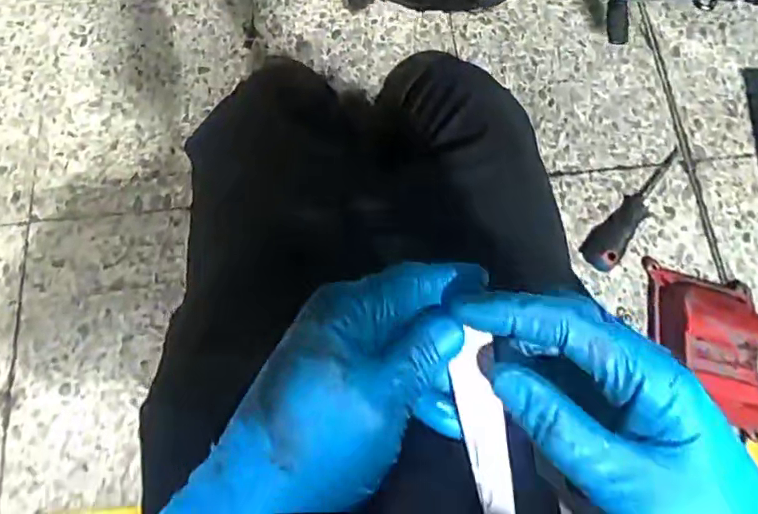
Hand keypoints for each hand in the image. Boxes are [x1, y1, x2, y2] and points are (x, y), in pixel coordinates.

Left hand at [166, 262, 487, 513]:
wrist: (262, 480)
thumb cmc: (323, 432)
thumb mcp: (380, 395)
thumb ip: (417, 354)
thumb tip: (453, 318)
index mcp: (349, 305)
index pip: (408, 280)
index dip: (448, 279)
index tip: (487, 278)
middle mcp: (341, 314)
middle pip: (404, 307)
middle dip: (448, 324)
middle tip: (494, 341)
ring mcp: (335, 345)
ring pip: (398, 340)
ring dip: (435, 361)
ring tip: (479, 387)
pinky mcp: (336, 376)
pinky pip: (384, 366)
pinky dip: (413, 382)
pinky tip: (442, 412)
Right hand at [449, 292, 757, 513]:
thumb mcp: (629, 486)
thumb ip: (561, 427)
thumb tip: (497, 372)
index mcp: (653, 375)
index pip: (570, 322)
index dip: (513, 310)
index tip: (464, 308)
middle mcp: (639, 369)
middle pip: (565, 322)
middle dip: (512, 317)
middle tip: (460, 320)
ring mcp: (629, 390)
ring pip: (561, 347)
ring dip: (518, 344)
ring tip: (475, 349)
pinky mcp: (619, 414)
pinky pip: (566, 379)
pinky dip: (531, 374)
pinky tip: (506, 380)